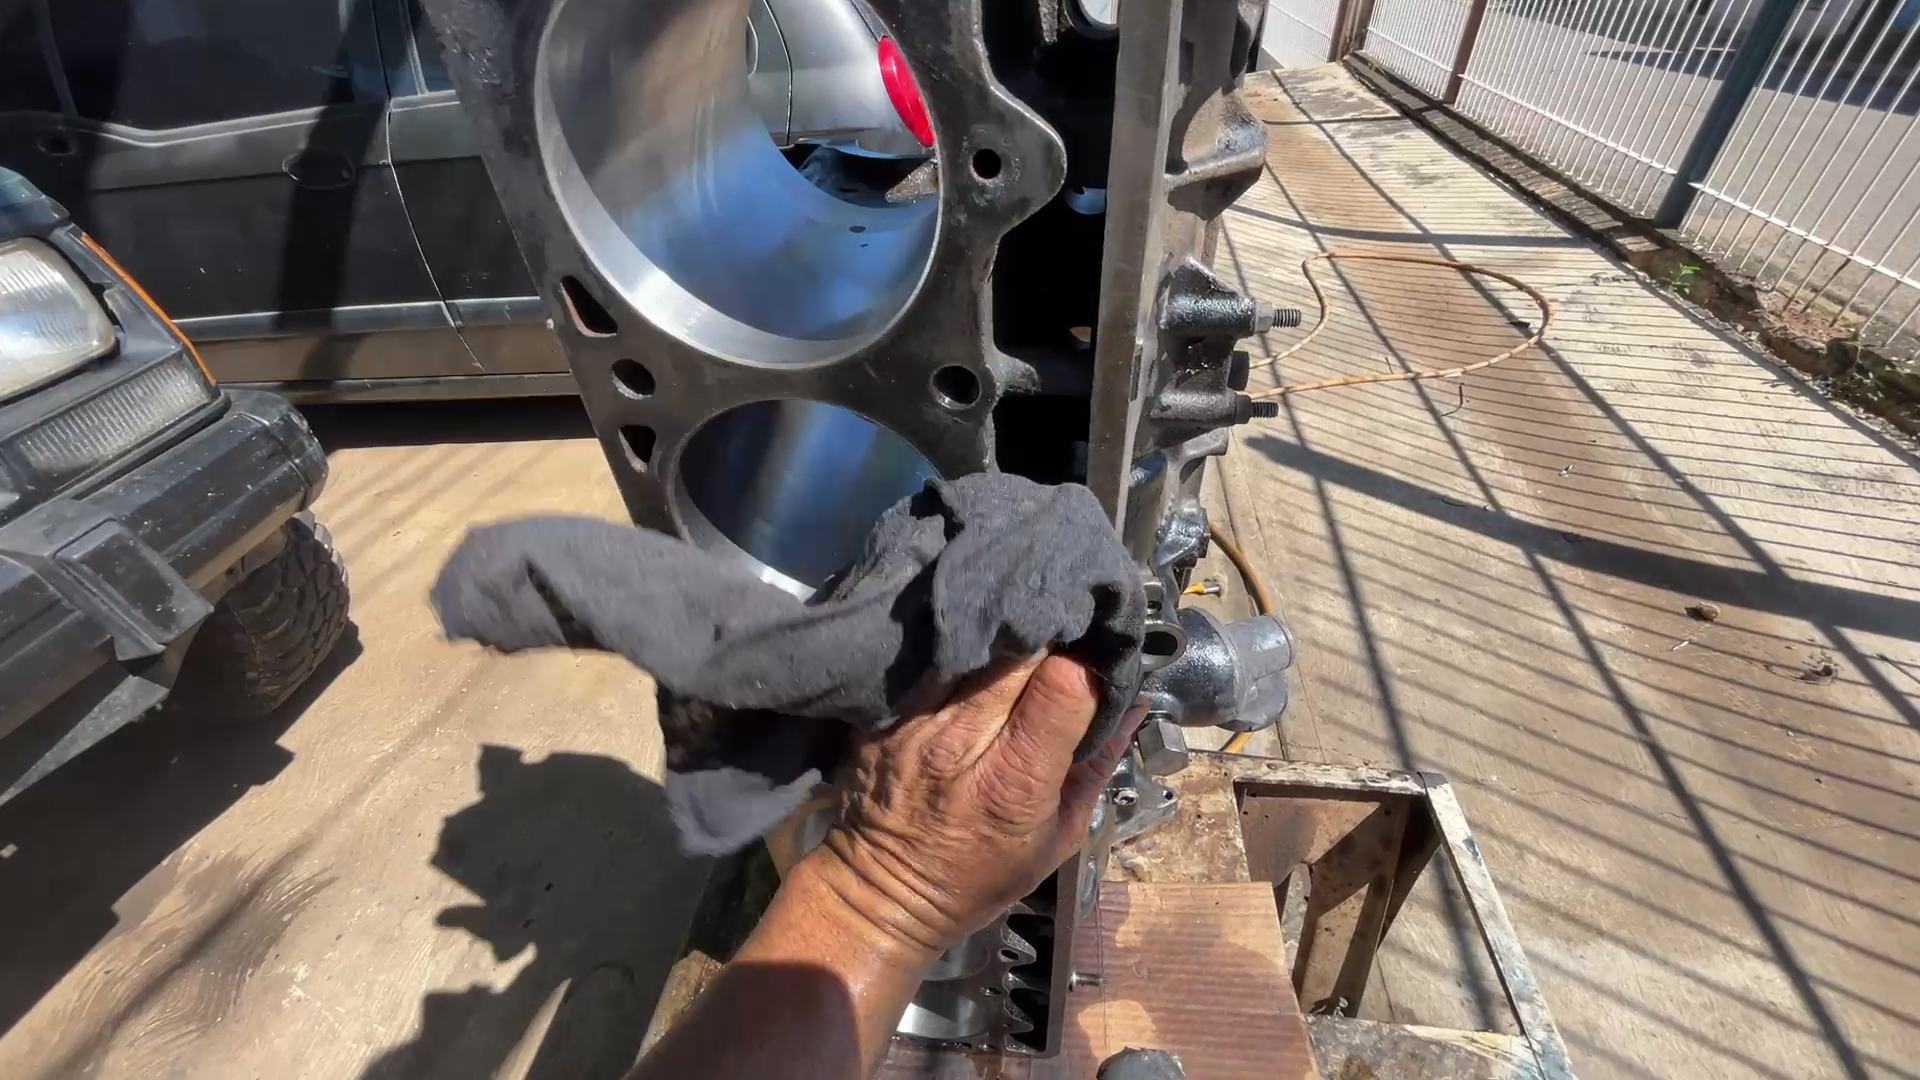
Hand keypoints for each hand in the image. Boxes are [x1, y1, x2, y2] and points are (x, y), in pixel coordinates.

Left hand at [800, 653, 1142, 959]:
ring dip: (1000, 633)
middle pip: (1016, 652)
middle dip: (1046, 636)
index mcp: (1014, 780)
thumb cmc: (980, 874)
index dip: (1082, 661)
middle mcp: (961, 741)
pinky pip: (927, 657)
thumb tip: (1135, 702)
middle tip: (1059, 634)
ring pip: (970, 643)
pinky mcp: (882, 712)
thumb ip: (1098, 764)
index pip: (1061, 684)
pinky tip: (968, 646)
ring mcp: (914, 722)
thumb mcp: (1060, 835)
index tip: (1089, 658)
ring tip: (1015, 633)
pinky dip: (955, 645)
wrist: (884, 892)